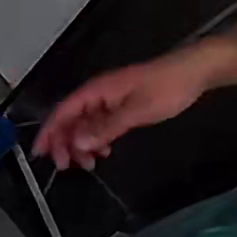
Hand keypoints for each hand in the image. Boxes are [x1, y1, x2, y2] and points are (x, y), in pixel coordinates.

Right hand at [32, 46, 219, 170]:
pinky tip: (104, 151)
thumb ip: (105, 128)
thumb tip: (78, 142)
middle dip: (64, 144)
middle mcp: (97, 95)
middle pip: (69, 121)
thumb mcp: (135, 111)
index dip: (48, 133)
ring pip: (84, 126)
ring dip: (81, 145)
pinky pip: (98, 125)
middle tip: (66, 166)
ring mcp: (108, 101)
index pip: (62, 113)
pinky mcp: (119, 106)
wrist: (196, 71)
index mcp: (95, 91)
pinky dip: (97, 140)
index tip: (40, 152)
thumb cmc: (167, 87)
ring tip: (88, 163)